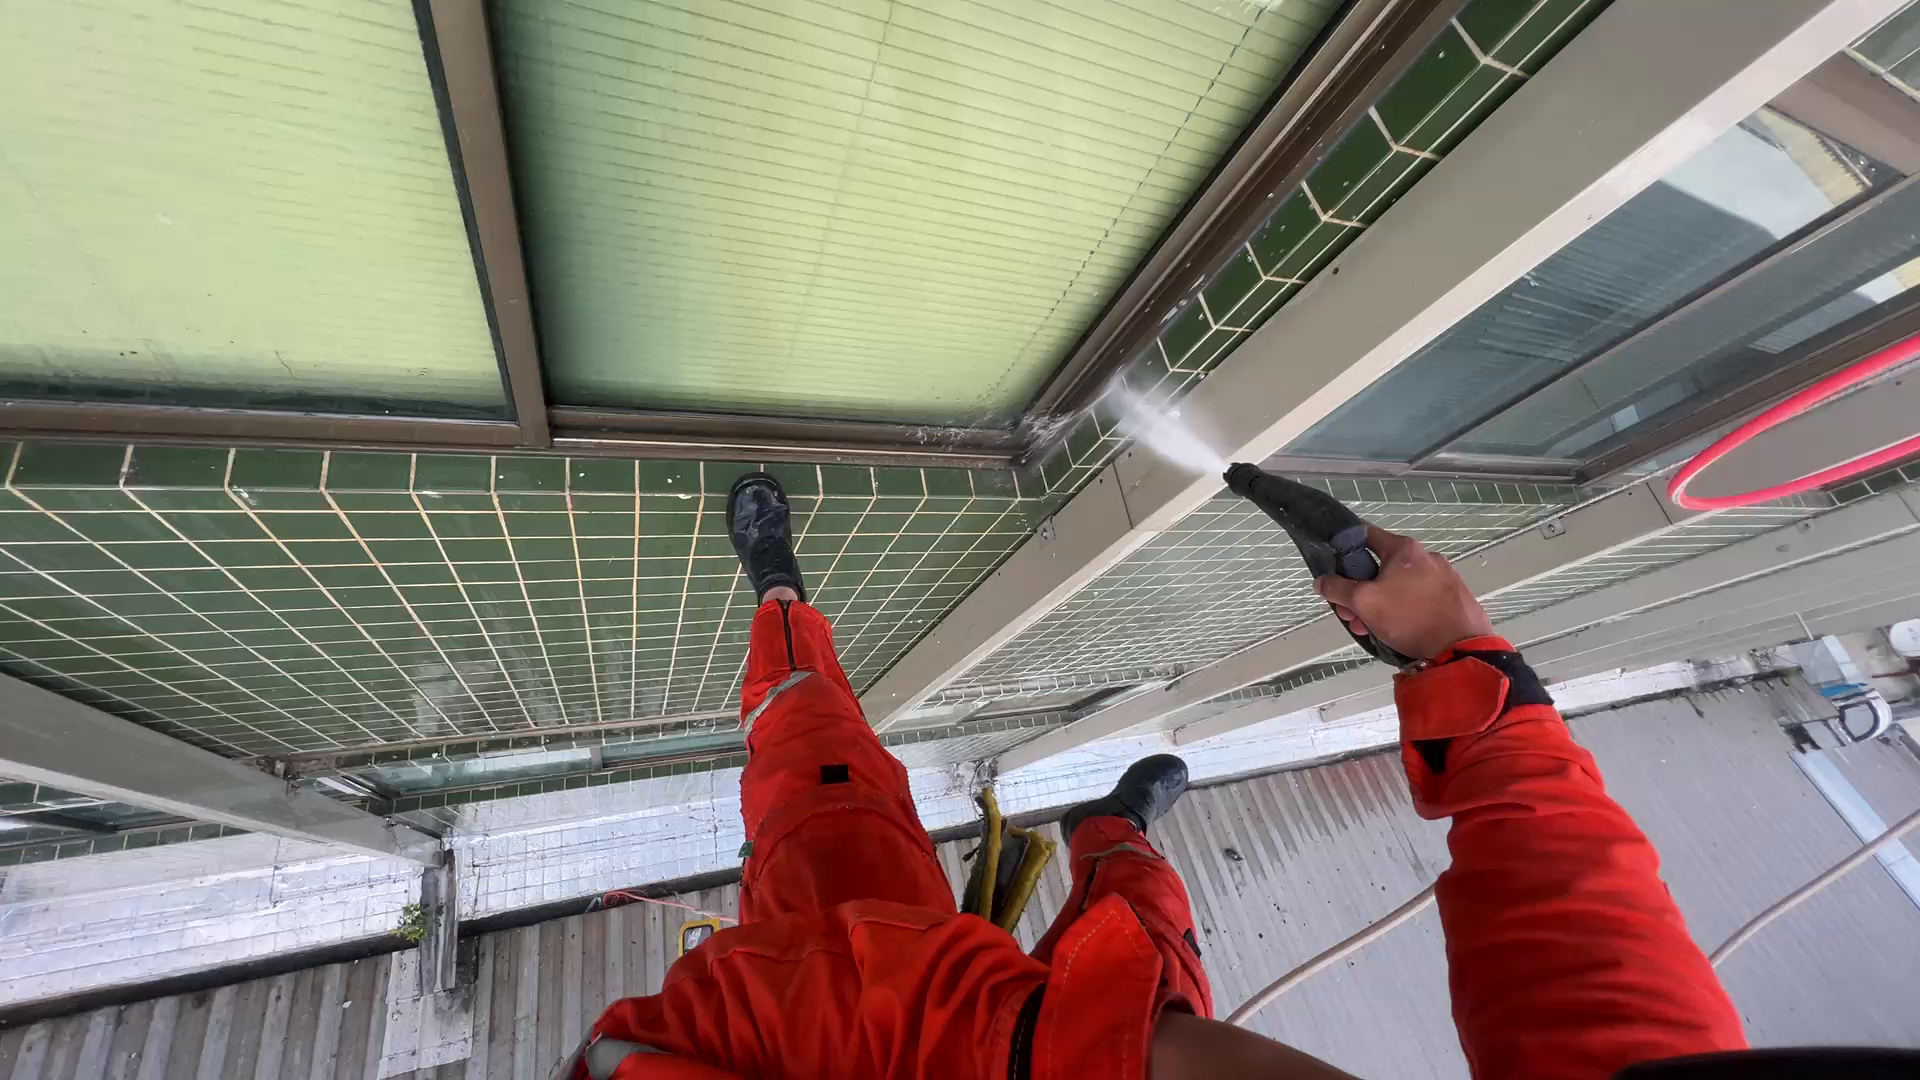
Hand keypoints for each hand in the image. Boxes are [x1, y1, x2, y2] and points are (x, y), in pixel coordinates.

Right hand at [1313, 525, 1493, 660]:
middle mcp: (1426, 556)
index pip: (1365, 534)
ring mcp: (1444, 576)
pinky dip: (1400, 609)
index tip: (1331, 567)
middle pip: (1378, 566)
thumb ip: (1336, 588)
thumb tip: (1322, 581)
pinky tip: (1392, 629)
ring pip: (1396, 584)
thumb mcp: (1363, 602)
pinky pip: (1416, 597)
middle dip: (1357, 589)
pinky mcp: (1454, 597)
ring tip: (1368, 628)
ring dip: (1376, 603)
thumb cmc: (1409, 617)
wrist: (1462, 649)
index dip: (1343, 547)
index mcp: (1404, 549)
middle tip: (1349, 613)